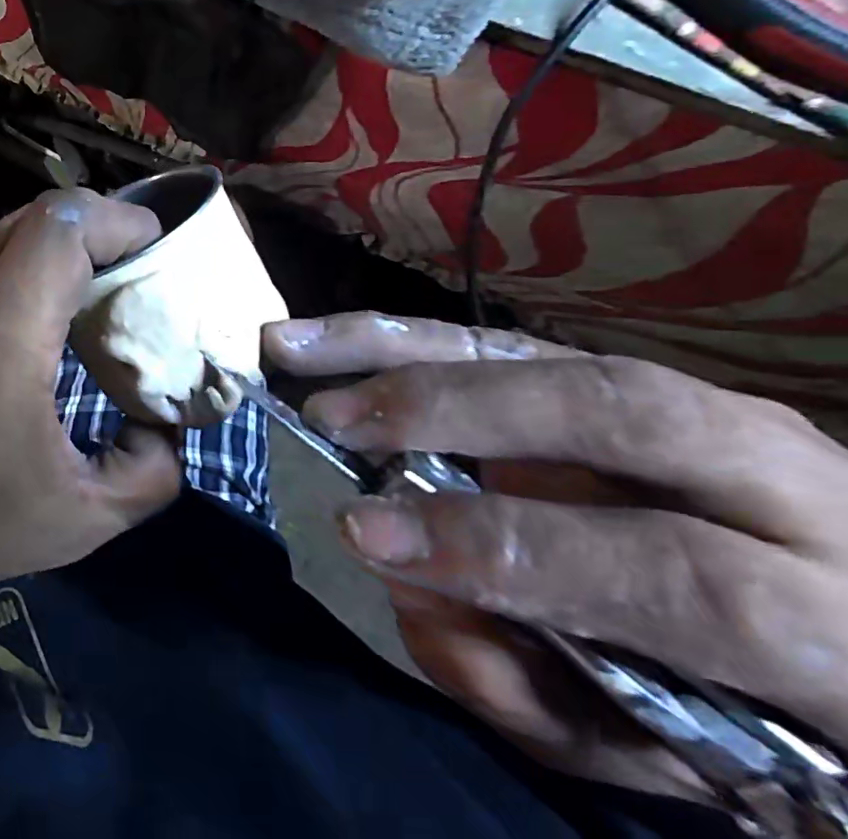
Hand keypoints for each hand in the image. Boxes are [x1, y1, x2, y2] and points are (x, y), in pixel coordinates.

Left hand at [0, 189, 182, 592]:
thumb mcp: (77, 520)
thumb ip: (148, 472)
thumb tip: (162, 426)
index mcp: (0, 344)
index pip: (58, 229)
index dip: (118, 222)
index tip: (159, 250)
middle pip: (34, 217)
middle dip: (97, 225)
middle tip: (136, 268)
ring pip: (1, 230)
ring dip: (56, 239)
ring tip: (95, 282)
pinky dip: (20, 257)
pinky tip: (41, 302)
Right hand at [262, 312, 847, 799]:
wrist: (833, 634)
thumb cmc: (741, 725)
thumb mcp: (641, 751)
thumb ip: (532, 691)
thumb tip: (409, 592)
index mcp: (833, 627)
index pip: (680, 578)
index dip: (507, 550)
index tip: (365, 534)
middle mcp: (799, 493)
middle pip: (633, 415)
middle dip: (455, 409)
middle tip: (329, 422)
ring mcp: (726, 422)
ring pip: (566, 357)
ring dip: (409, 351)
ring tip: (295, 350)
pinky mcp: (651, 389)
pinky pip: (524, 350)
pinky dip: (412, 339)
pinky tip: (325, 336)